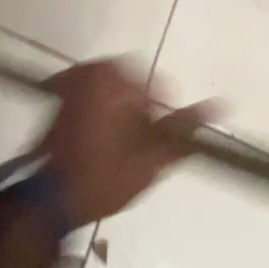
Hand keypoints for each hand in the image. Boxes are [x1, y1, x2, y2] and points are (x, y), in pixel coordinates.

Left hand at [37, 61, 216, 225]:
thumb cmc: (102, 177)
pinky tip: (97, 141)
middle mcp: (92, 70)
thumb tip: (220, 105)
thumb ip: (185, 130)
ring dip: (118, 113)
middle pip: (131, 84)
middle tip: (135, 147)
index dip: (158, 117)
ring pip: (110, 89)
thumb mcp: (152, 159)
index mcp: (116, 78)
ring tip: (116, 148)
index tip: (153, 143)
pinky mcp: (56, 94)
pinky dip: (98, 113)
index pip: (154, 87)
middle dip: (137, 113)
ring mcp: (71, 80)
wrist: (47, 197)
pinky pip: (88, 94)